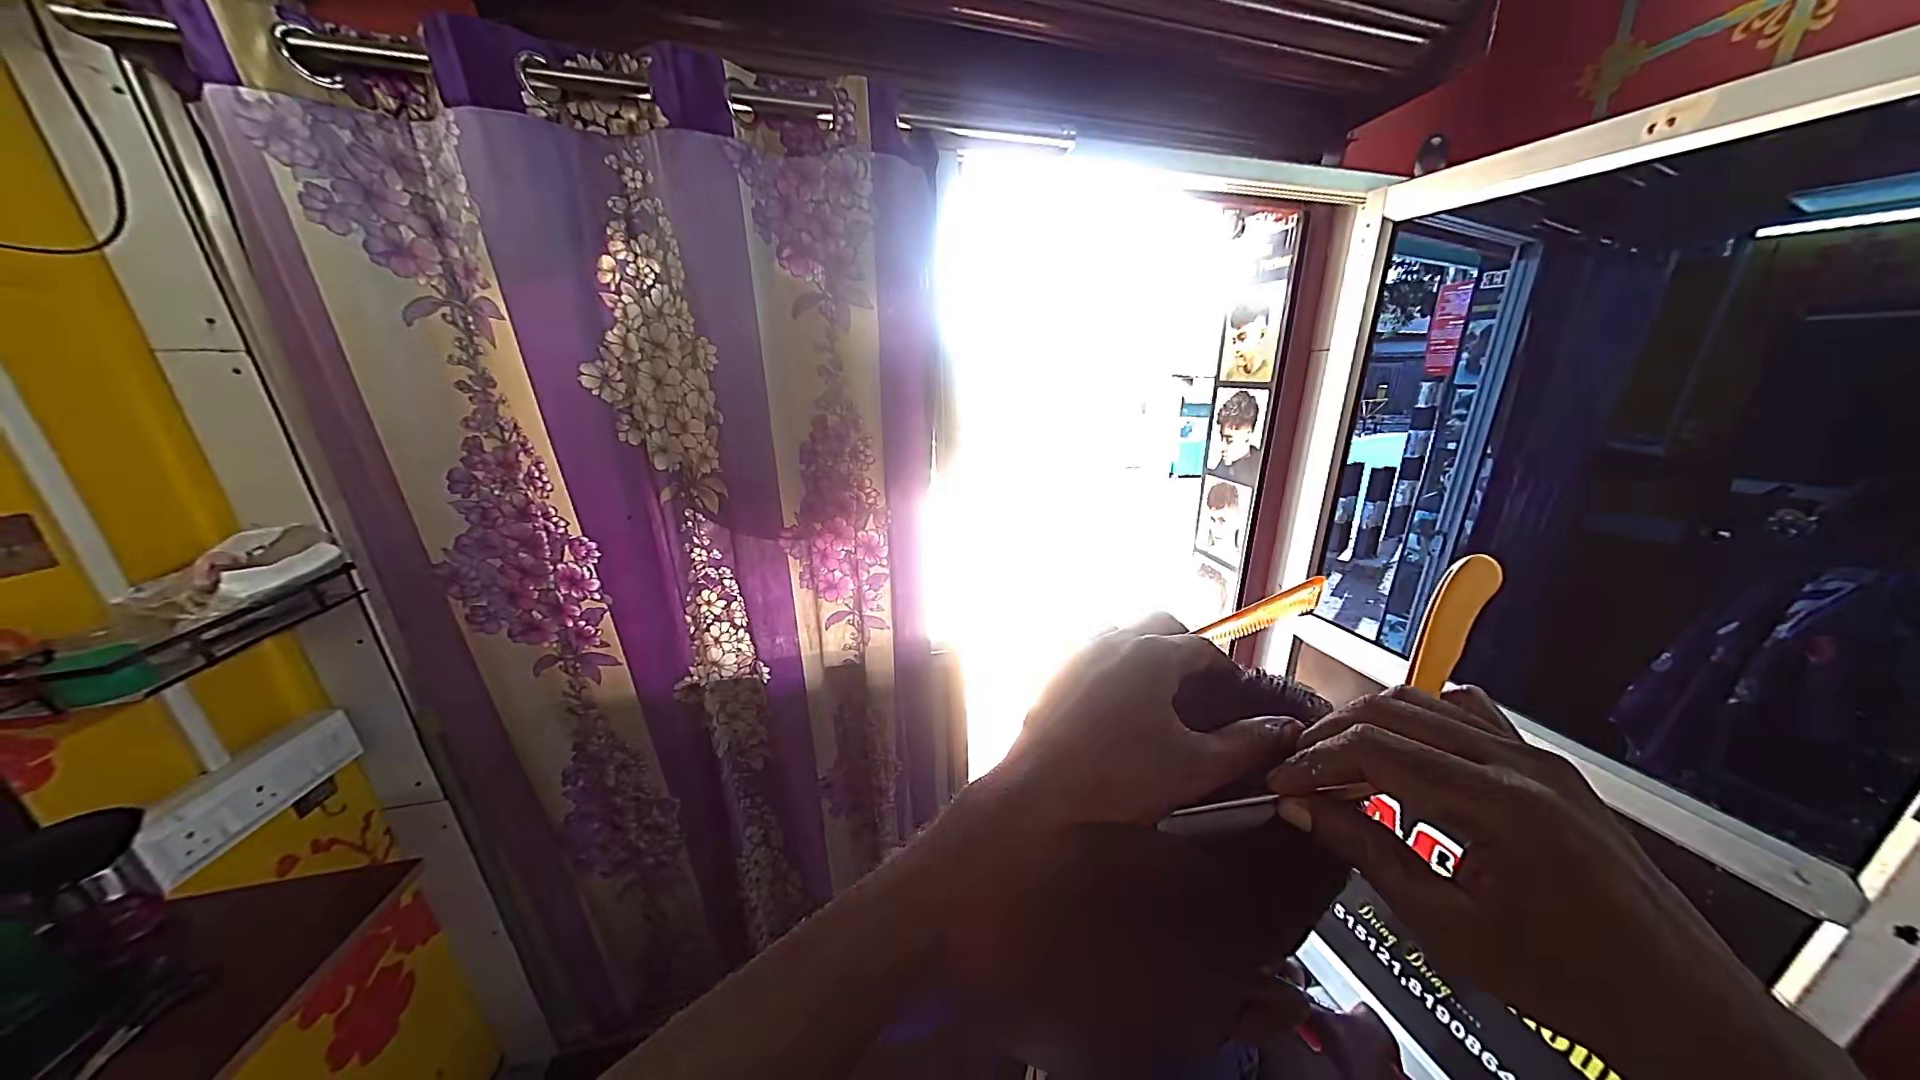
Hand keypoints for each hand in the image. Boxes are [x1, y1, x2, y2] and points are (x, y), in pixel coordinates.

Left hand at [978, 614, 1300, 830]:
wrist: (1039, 795)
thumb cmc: (1117, 779)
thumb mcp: (1195, 766)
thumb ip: (1246, 744)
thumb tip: (1280, 729)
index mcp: (1152, 654)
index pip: (1203, 646)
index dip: (1225, 668)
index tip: (1233, 691)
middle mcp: (1112, 641)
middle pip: (1162, 624)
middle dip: (1186, 647)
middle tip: (1199, 684)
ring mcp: (1077, 654)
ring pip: (1122, 634)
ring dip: (1146, 652)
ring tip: (1159, 693)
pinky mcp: (1053, 673)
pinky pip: (1092, 655)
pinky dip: (1113, 666)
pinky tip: (1116, 706)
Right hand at [1264, 686, 1855, 1079]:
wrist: (1682, 1008)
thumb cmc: (1572, 981)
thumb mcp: (1447, 927)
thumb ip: (1366, 852)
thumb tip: (1303, 810)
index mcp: (1503, 805)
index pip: (1376, 749)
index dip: (1315, 760)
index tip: (1282, 781)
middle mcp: (1521, 765)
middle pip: (1392, 713)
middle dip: (1330, 736)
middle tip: (1298, 769)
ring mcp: (1536, 758)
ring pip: (1423, 703)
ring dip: (1365, 724)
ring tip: (1333, 760)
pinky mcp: (1543, 764)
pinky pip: (1466, 713)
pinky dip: (1415, 720)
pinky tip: (1397, 748)